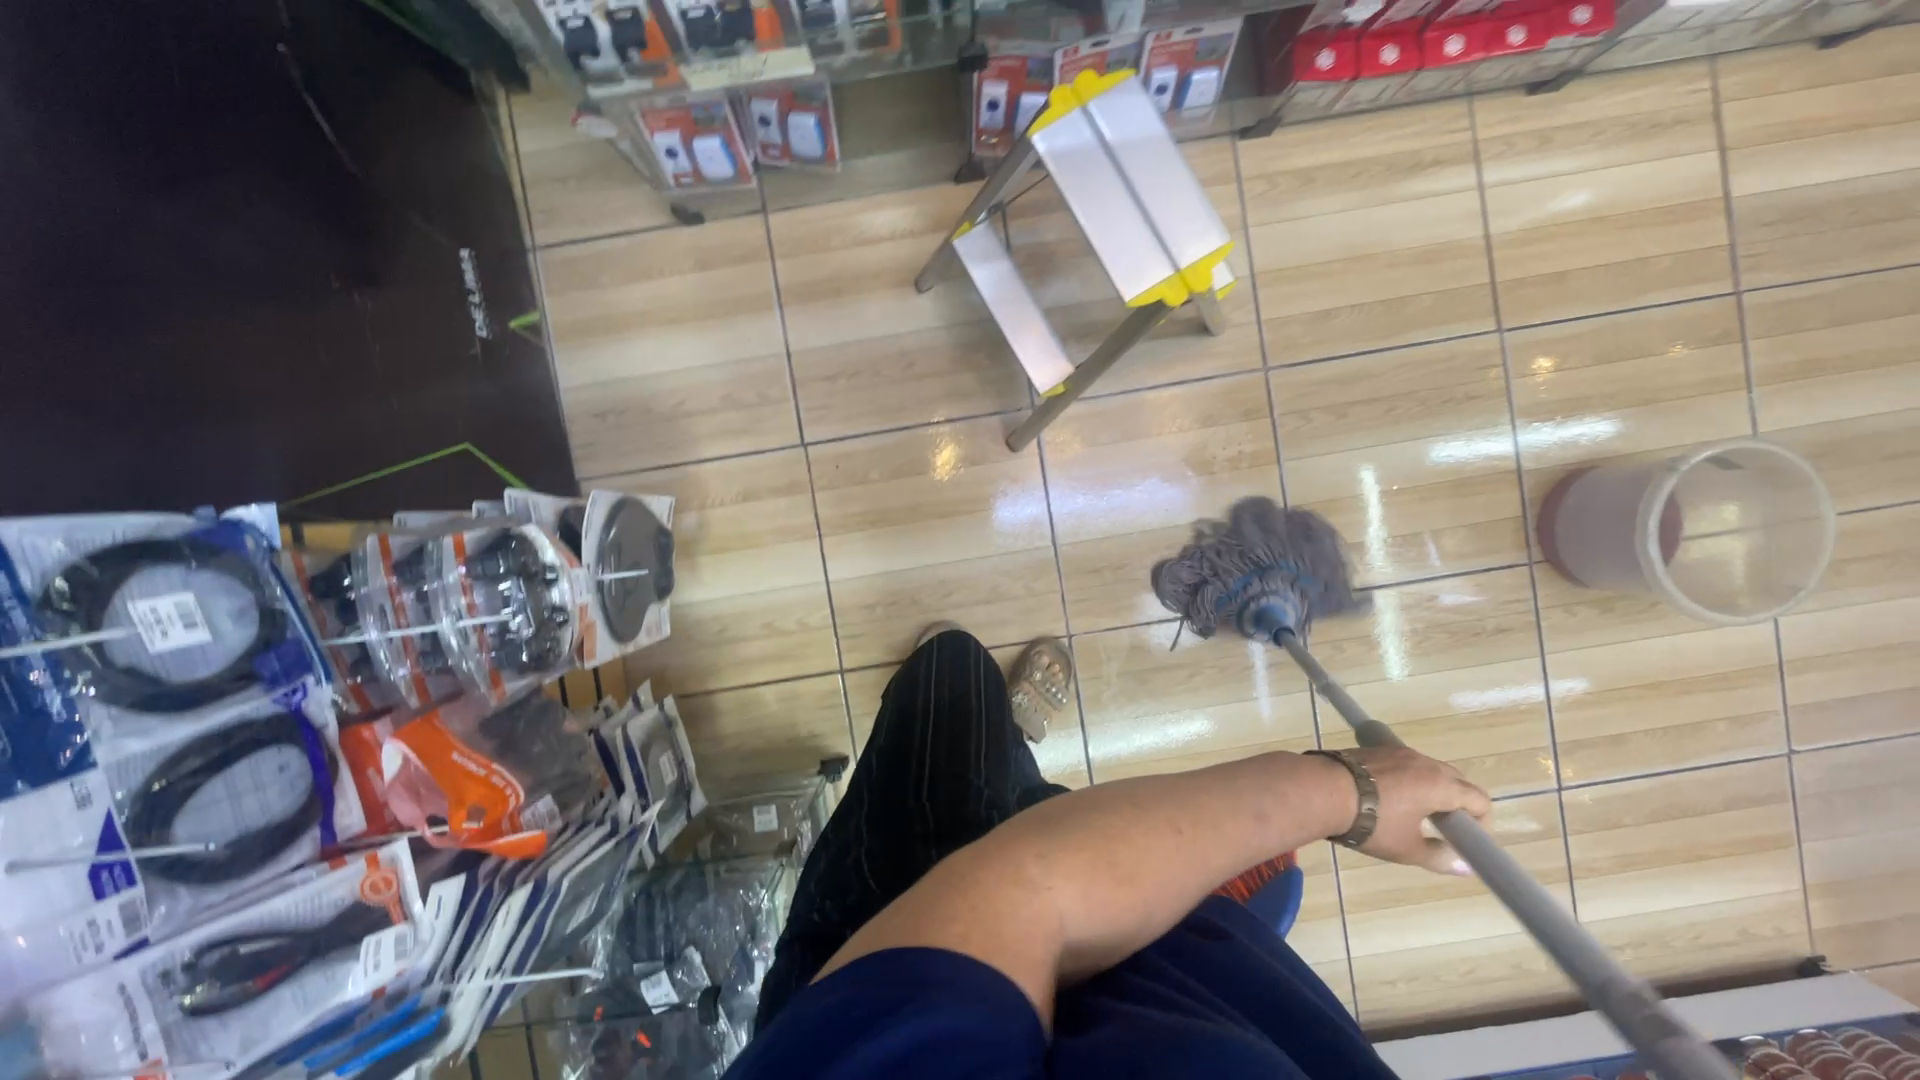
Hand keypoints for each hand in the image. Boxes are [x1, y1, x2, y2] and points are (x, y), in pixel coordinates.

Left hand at [1341, 746, 1491, 875]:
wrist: (1321, 790)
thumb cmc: (1371, 822)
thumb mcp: (1407, 848)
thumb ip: (1439, 857)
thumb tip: (1463, 866)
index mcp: (1440, 784)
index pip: (1479, 797)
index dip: (1482, 821)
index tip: (1468, 840)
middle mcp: (1422, 761)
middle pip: (1455, 778)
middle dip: (1459, 801)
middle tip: (1446, 827)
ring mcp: (1395, 751)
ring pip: (1427, 768)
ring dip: (1432, 787)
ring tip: (1419, 812)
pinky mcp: (1372, 749)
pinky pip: (1403, 763)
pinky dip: (1408, 778)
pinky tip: (1391, 796)